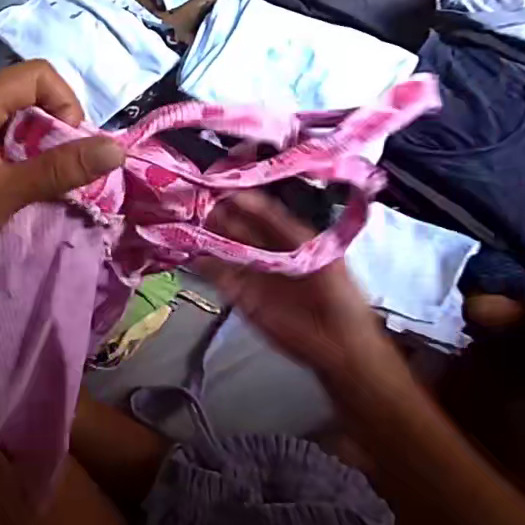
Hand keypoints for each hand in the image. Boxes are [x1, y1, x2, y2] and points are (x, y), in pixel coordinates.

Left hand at [0, 60, 123, 276]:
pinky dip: (23, 160)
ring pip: (20, 121)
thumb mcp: (2, 194)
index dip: (66, 105)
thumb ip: (60, 170)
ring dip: (41, 148)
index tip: (70, 147)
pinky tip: (23, 188)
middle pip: (31, 96)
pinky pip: (4, 140)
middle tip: (62, 171)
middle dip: (56, 130)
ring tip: (44, 183)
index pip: (38, 75)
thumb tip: (116, 150)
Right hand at [195, 192, 402, 382]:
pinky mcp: (241, 296)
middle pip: (234, 225)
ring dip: (204, 235)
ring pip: (221, 248)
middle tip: (193, 199)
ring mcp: (252, 273)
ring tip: (185, 220)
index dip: (237, 196)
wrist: (339, 343)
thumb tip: (245, 198)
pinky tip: (191, 251)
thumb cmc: (337, 292)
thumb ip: (279, 224)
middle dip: (215, 212)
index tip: (215, 182)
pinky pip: (217, 275)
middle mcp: (266, 249)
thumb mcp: (313, 248)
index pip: (256, 208)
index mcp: (286, 233)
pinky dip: (203, 264)